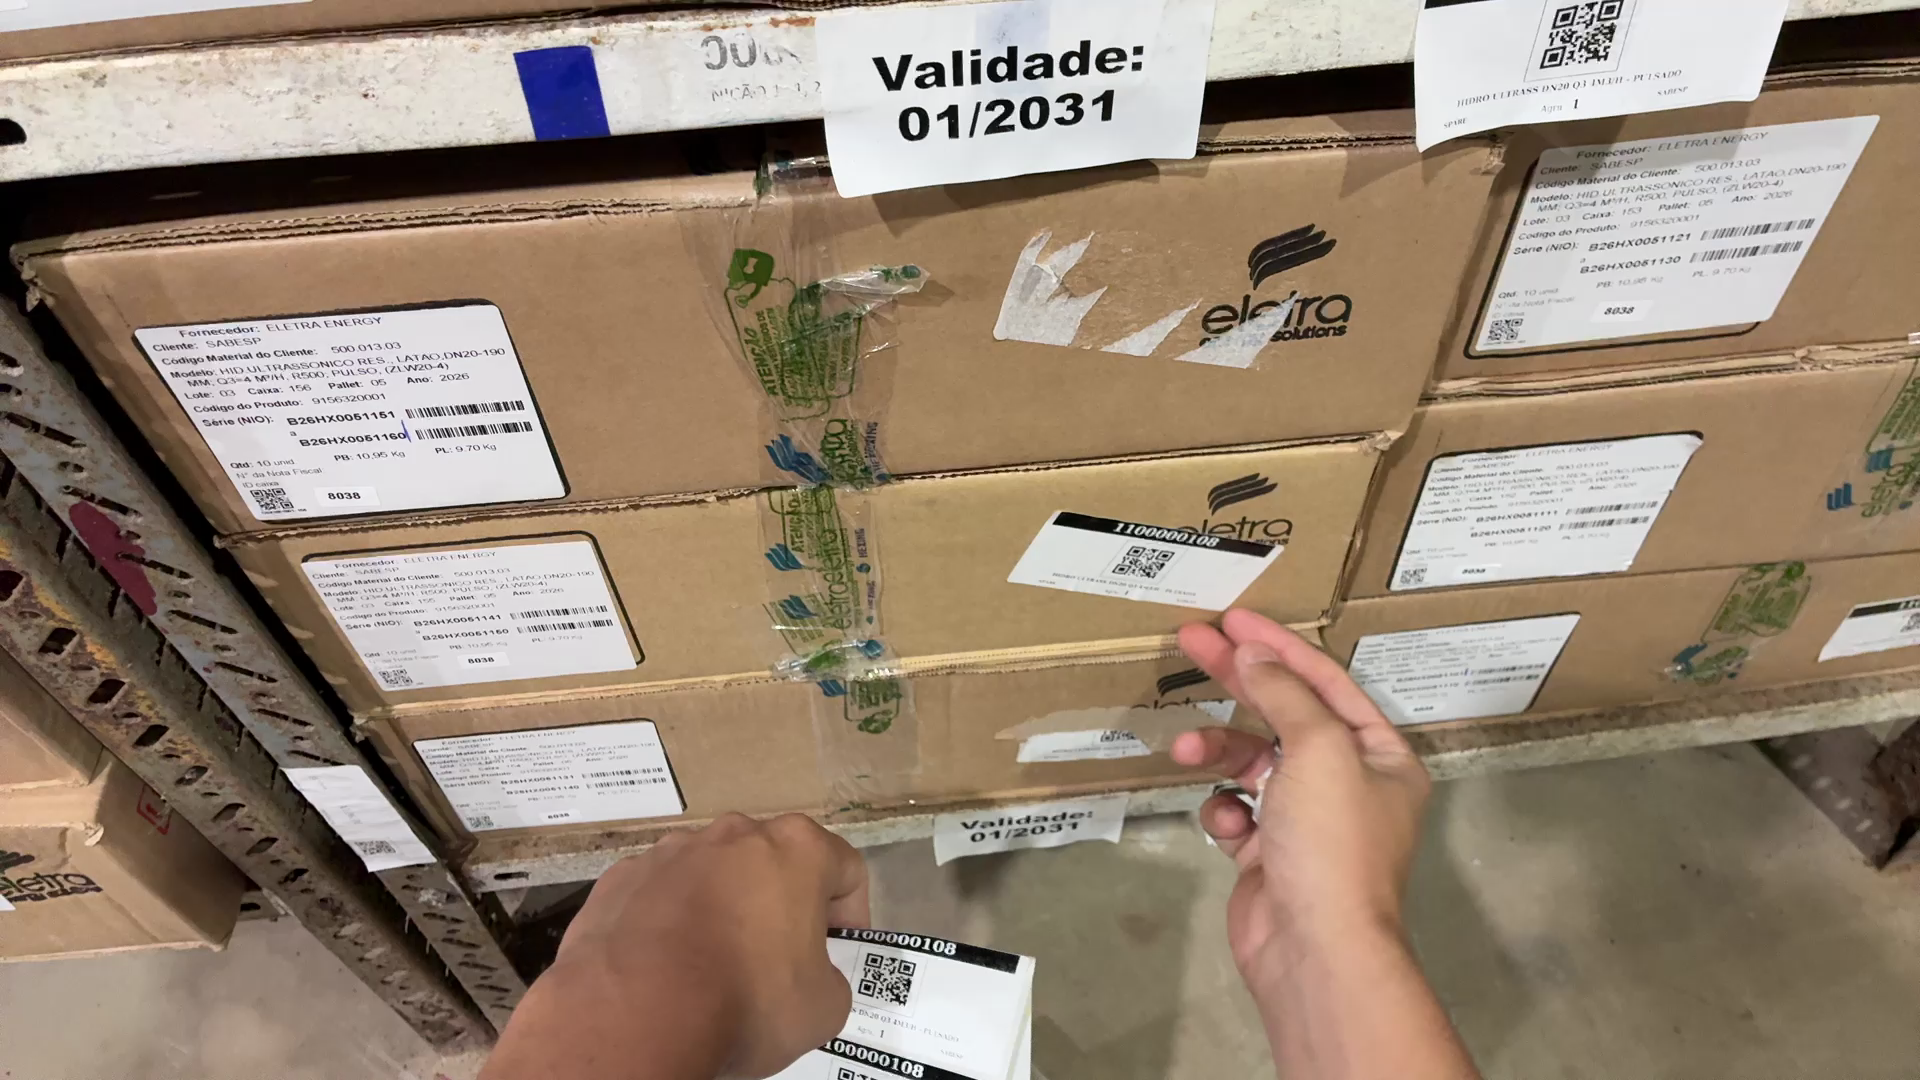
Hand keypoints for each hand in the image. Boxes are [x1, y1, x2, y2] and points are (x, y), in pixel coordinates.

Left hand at [481, 813, 868, 1079]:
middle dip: (784, 906)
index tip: (837, 956)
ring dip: (725, 908)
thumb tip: (812, 979)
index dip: (850, 915)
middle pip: (777, 863)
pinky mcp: (624, 876)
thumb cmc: (745, 1000)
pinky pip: (662, 894)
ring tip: (710, 967)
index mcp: (798, 847)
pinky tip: (662, 968)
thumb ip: (831, 979)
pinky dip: (669, 921)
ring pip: (717, 873)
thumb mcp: (822, 1010)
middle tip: (778, 963)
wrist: (629, 1018)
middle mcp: (739, 832)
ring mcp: (676, 849)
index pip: (847, 869)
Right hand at [1172, 609, 1430, 993]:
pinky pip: (1235, 808)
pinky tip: (1227, 827)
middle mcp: (1344, 779)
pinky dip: (1224, 811)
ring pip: (1249, 760)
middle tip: (1190, 639)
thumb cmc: (1331, 840)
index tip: (1233, 618)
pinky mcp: (1267, 848)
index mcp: (1376, 753)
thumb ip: (1285, 694)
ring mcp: (1303, 815)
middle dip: (1235, 676)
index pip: (1323, 680)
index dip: (1278, 644)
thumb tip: (1254, 654)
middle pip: (1281, 710)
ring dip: (1216, 752)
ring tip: (1185, 752)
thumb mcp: (1319, 750)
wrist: (1314, 951)